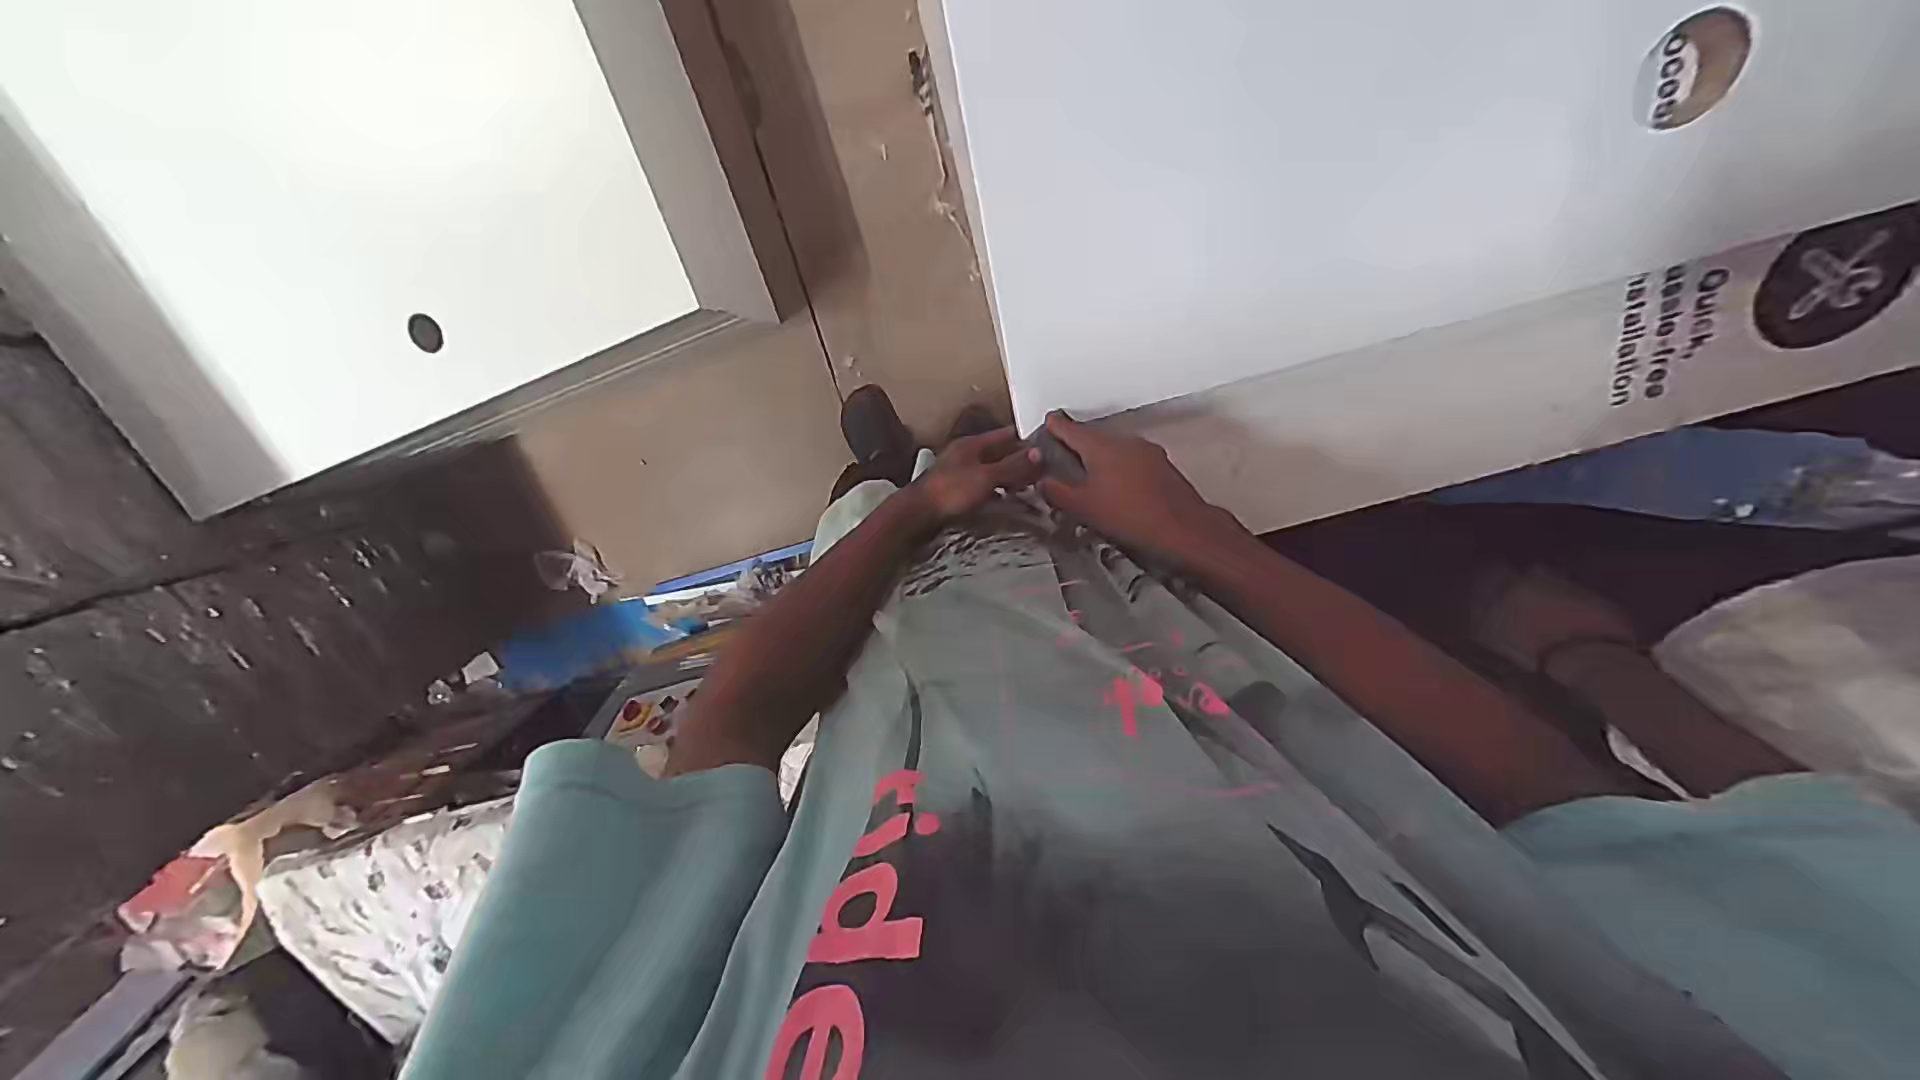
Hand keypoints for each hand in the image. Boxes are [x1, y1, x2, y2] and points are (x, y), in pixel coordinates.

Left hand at [907, 427, 1042, 521]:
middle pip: (1001, 454)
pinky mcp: (957, 492)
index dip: (1027, 440)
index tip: (1046, 448)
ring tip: (1031, 488)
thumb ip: (1012, 466)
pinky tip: (1008, 502)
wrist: (917, 514)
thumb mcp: (986, 477)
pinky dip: (999, 492)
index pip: (1006, 434)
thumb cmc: (948, 491)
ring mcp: (961, 473)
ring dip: (1011, 479)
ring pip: (993, 471)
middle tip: (1044, 472)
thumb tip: (1038, 453)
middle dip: (1021, 462)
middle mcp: (966, 455)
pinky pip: (985, 487)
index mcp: (973, 444)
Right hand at [1037, 411, 1241, 565]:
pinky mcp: (1161, 467)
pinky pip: (1132, 462)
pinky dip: (1119, 471)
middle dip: (1077, 448)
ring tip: (1088, 483)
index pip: (1071, 429)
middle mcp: (1126, 442)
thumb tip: (1044, 483)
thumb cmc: (1132, 516)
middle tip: (1062, 460)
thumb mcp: (1082, 507)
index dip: (1056, 426)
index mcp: (1101, 447)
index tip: (1049, 422)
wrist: (1182, 529)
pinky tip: (1115, 492)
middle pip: (1094, 439)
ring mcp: (1147, 453)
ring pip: (1114, 451)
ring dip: (1099, 462)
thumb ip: (1057, 492)